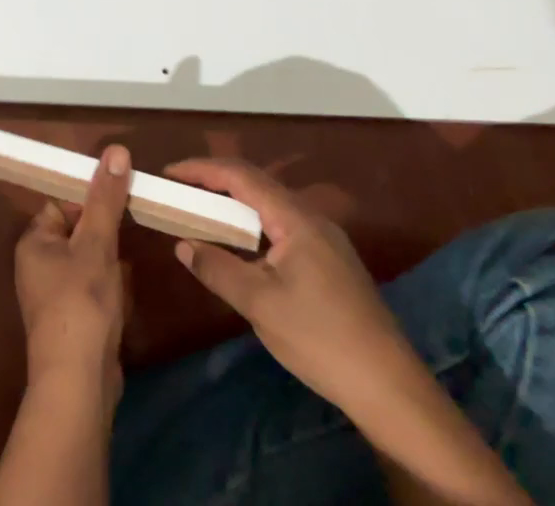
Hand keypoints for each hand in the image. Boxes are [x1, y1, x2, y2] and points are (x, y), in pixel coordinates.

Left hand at [13, 145, 132, 395]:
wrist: (79, 378)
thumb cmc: (81, 302)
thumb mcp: (96, 244)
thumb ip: (106, 199)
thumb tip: (115, 150)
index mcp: (33, 242)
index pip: (61, 204)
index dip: (90, 201)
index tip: (122, 200)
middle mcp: (37, 265)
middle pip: (78, 233)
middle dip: (106, 235)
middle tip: (133, 231)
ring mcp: (54, 295)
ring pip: (90, 263)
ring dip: (112, 264)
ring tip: (129, 267)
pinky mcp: (73, 318)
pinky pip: (94, 290)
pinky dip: (111, 290)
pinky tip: (125, 296)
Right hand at [166, 158, 417, 411]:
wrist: (387, 384)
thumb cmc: (319, 337)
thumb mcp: (259, 303)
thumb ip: (217, 268)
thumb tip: (183, 245)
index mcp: (297, 220)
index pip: (242, 177)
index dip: (201, 169)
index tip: (167, 173)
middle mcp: (313, 220)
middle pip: (258, 186)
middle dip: (214, 182)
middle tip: (177, 190)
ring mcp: (325, 241)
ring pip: (271, 207)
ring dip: (233, 205)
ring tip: (198, 212)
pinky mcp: (329, 263)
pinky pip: (282, 227)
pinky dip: (251, 226)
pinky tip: (236, 245)